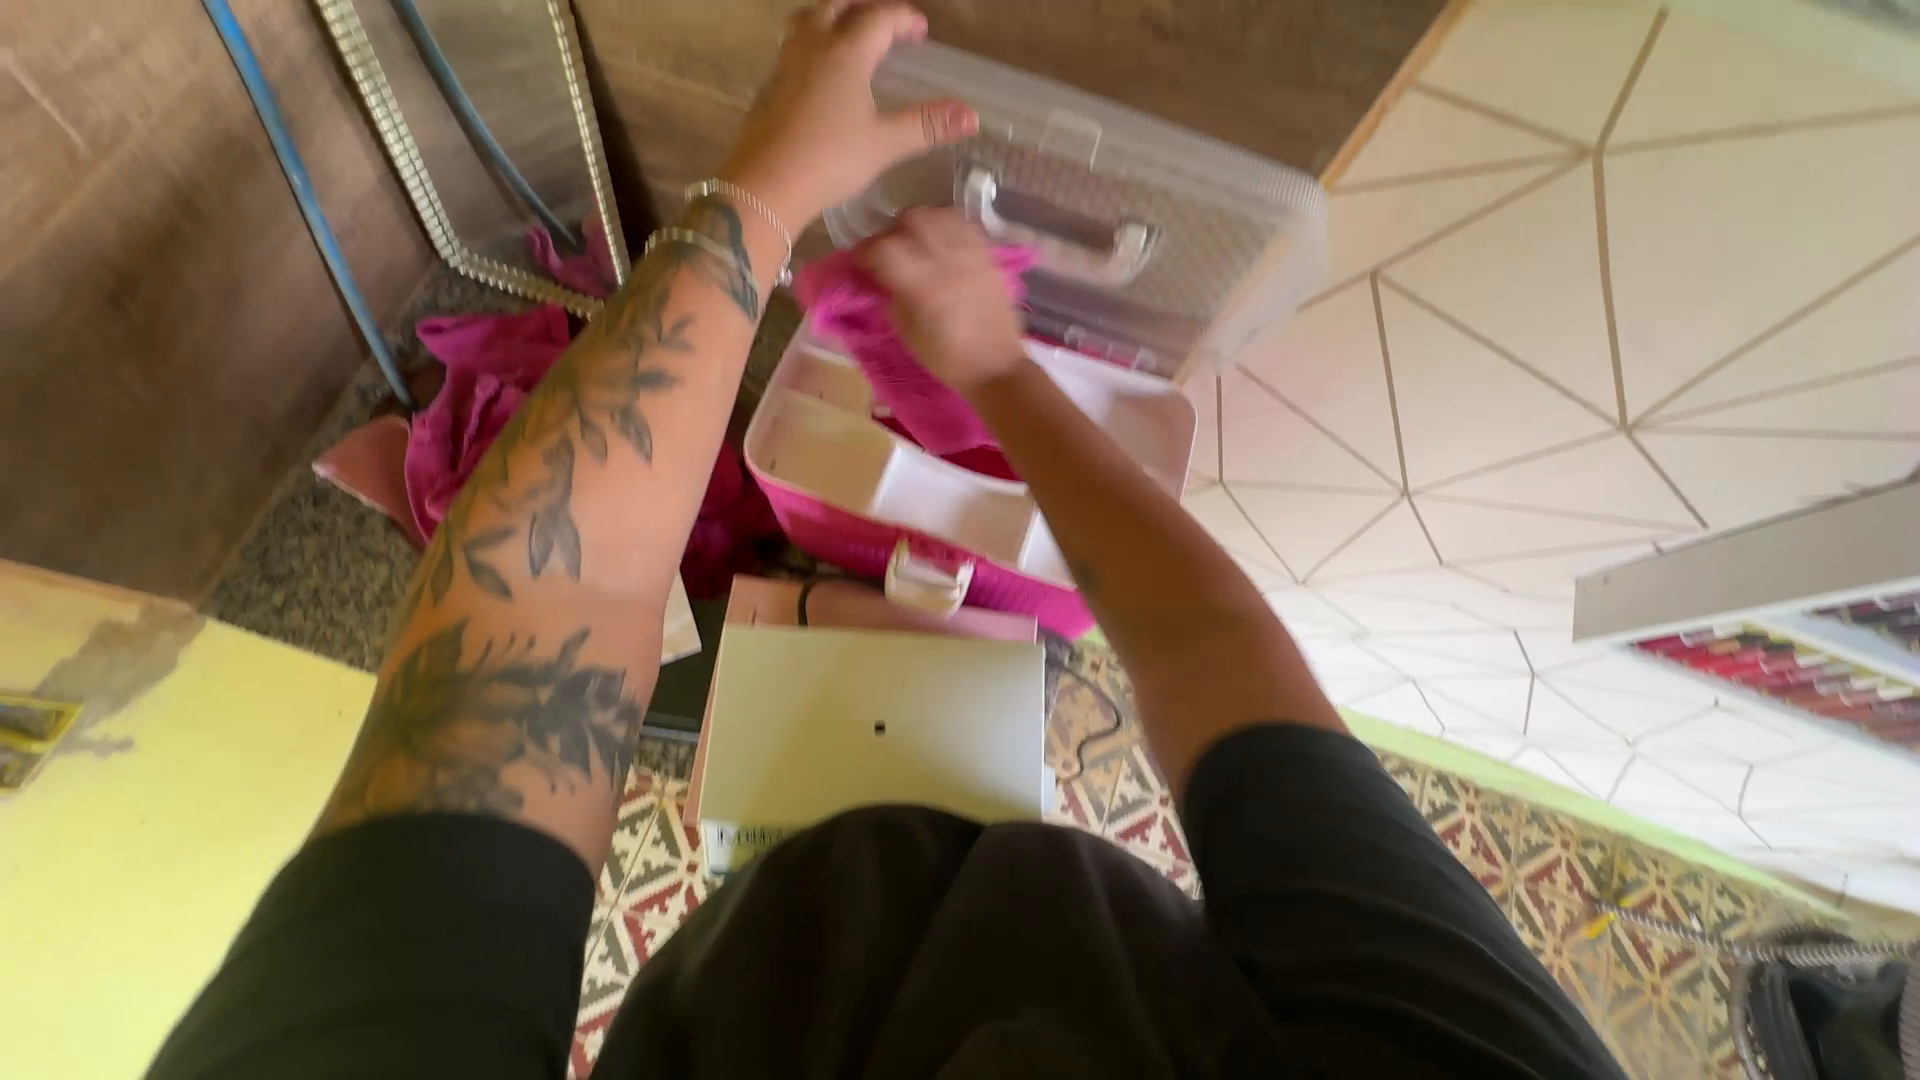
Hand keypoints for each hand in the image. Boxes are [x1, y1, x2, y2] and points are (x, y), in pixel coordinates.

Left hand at [719, 1, 977, 229]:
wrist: (767, 184)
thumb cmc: (830, 160)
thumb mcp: (884, 144)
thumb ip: (926, 126)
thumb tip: (971, 115)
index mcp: (846, 52)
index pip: (879, 18)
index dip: (903, 19)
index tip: (920, 31)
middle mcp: (813, 46)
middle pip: (839, 5)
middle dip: (865, 7)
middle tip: (884, 22)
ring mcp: (786, 64)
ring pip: (809, 20)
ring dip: (832, 16)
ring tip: (847, 32)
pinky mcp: (770, 87)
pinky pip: (793, 47)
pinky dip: (811, 43)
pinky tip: (818, 72)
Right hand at [861, 207, 1027, 396]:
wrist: (995, 366)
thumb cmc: (946, 359)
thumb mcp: (907, 332)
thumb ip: (890, 297)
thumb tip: (878, 276)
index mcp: (923, 286)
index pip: (884, 248)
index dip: (865, 251)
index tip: (859, 262)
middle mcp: (948, 262)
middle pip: (911, 219)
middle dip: (892, 231)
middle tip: (888, 251)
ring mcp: (971, 255)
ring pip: (939, 214)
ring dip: (920, 223)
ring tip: (916, 243)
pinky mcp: (989, 256)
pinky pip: (965, 224)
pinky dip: (947, 225)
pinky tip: (941, 242)